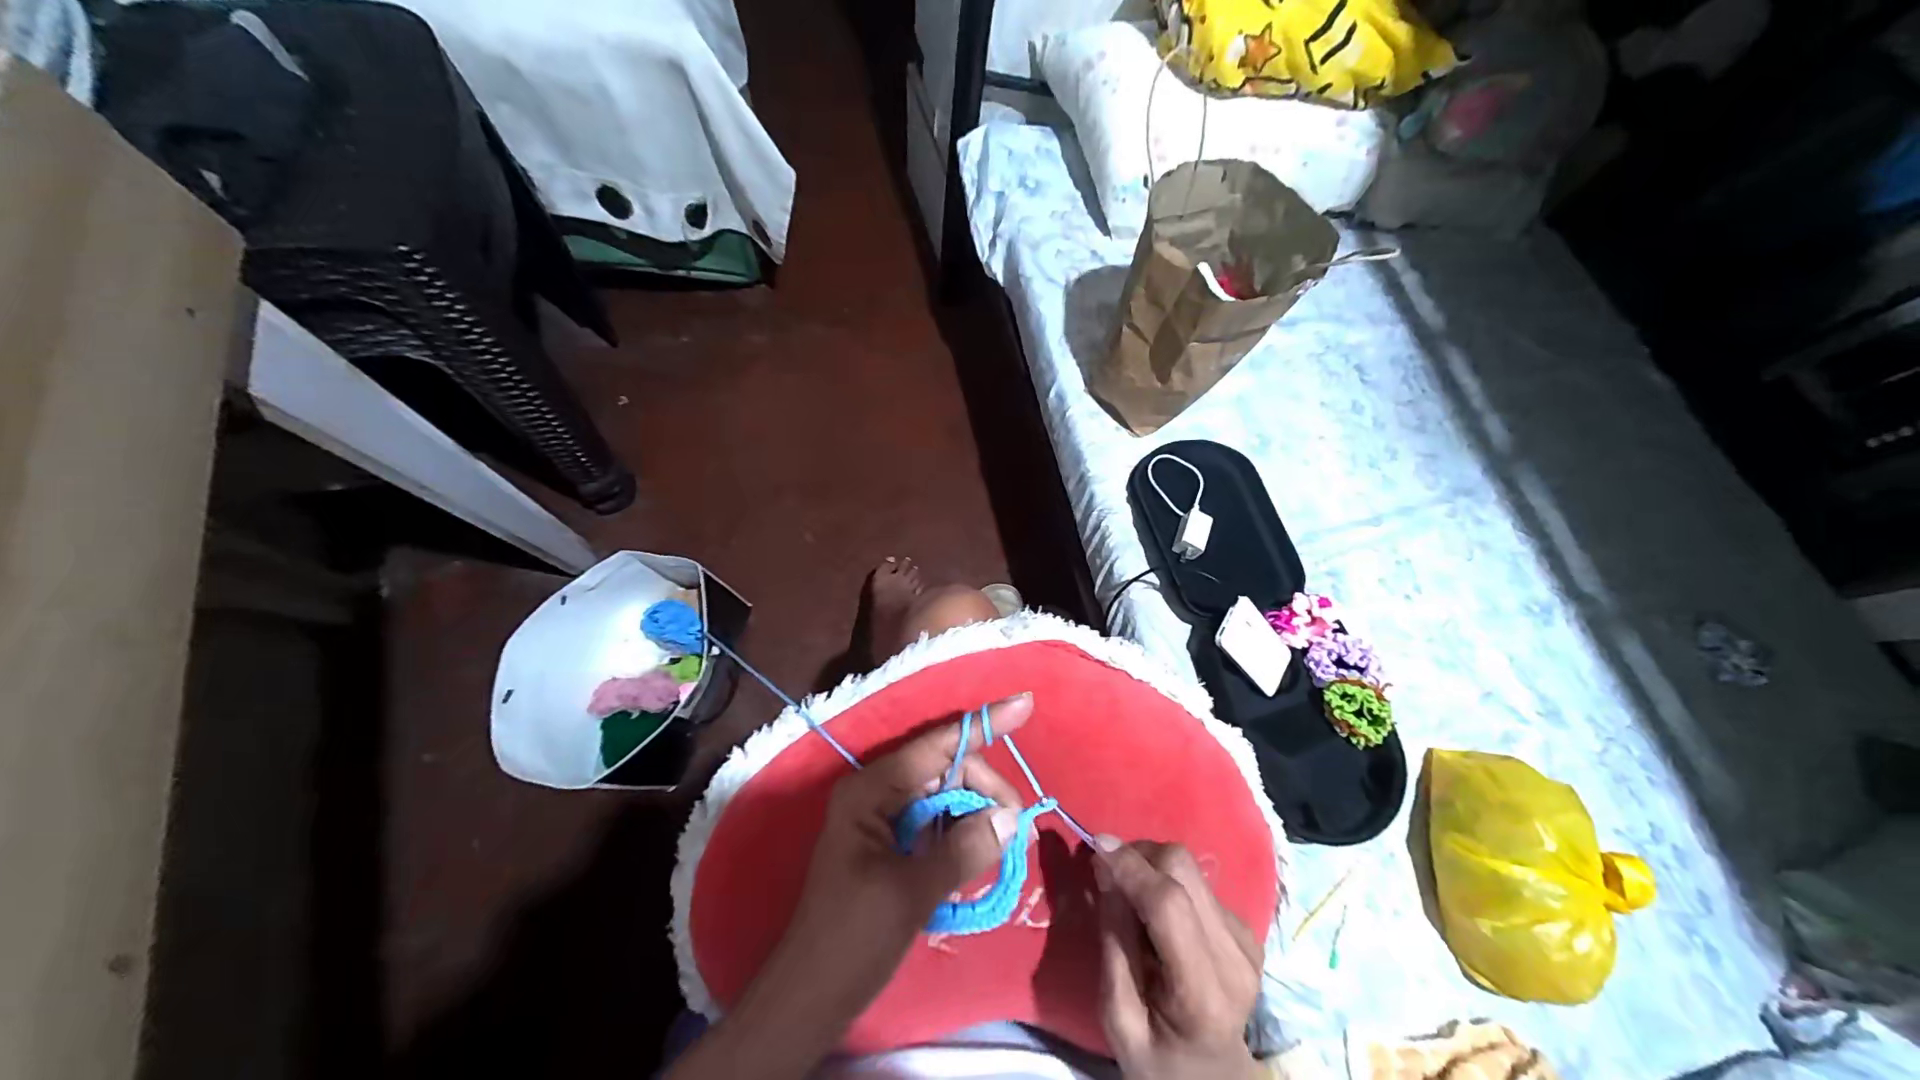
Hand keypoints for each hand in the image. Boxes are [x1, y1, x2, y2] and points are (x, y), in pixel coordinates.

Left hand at [781, 690, 1034, 1000]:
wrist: (809, 996)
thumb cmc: (850, 939)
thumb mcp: (911, 892)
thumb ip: (963, 849)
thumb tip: (1010, 819)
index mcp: (872, 790)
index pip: (938, 745)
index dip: (984, 724)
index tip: (1025, 703)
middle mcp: (879, 793)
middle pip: (949, 771)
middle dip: (989, 793)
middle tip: (1021, 833)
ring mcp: (885, 819)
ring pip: (949, 799)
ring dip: (981, 818)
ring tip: (1012, 849)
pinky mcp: (894, 846)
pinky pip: (940, 826)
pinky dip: (965, 838)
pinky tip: (987, 858)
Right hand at [1095, 837, 1262, 1079]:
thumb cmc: (1157, 1059)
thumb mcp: (1117, 1016)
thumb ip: (1113, 942)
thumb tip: (1106, 871)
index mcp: (1202, 992)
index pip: (1169, 904)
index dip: (1131, 867)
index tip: (1095, 846)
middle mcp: (1234, 957)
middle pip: (1184, 870)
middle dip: (1139, 856)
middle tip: (1108, 871)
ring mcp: (1245, 941)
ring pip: (1191, 869)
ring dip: (1152, 866)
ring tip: (1130, 894)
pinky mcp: (1246, 930)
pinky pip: (1198, 884)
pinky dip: (1168, 883)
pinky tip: (1156, 915)